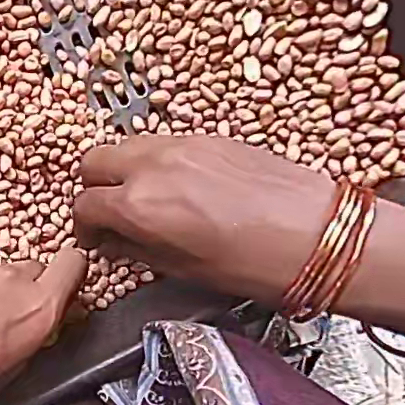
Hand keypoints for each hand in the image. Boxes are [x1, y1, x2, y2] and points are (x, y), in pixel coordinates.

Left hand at [0, 248, 88, 404]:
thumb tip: (55, 310)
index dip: (67, 275)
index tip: (58, 286)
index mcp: (38, 309)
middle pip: (31, 268)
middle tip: (1, 318)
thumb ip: (41, 329)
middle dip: (22, 289)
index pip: (73, 263)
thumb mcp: (17, 367)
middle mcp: (10, 280)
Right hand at [72, 135, 338, 301]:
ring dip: (122, 170)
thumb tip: (113, 241)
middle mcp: (152, 166)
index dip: (84, 227)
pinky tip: (176, 186)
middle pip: (93, 161)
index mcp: (140, 206)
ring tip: (142, 197)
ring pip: (126, 145)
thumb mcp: (182, 268)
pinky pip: (161, 142)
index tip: (95, 238)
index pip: (85, 205)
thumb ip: (135, 248)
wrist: (320, 235)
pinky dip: (154, 161)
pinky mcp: (208, 136)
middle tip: (109, 212)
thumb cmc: (256, 263)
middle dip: (93, 188)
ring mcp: (181, 145)